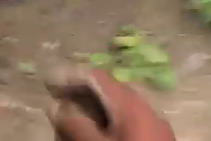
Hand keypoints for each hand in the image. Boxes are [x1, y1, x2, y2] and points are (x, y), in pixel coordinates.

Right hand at [48, 71, 175, 140]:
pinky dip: (111, 125)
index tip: (50, 88)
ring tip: (78, 124)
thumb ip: (75, 125)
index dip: (70, 78)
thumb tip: (54, 106)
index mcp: (131, 102)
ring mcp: (157, 125)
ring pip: (119, 108)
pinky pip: (131, 123)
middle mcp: (146, 106)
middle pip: (108, 90)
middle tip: (61, 107)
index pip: (96, 76)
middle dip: (82, 96)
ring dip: (96, 112)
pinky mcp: (160, 140)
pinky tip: (101, 135)